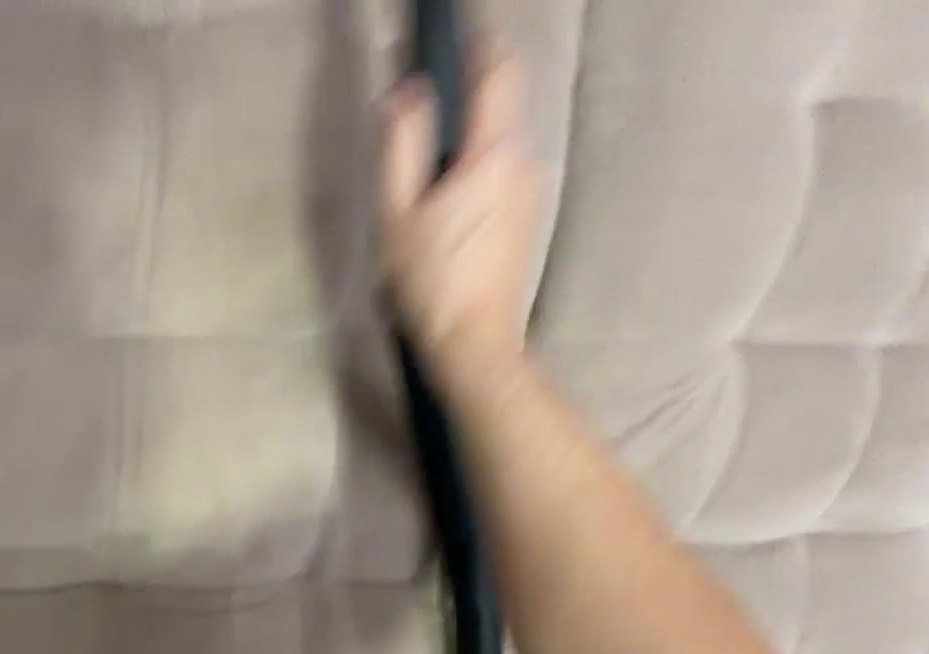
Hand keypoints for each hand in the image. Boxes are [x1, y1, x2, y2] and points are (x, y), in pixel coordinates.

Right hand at [381, 48, 541, 376]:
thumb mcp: (397, 213)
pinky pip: (501, 173)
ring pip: (497, 143)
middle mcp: (524, 161)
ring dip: (465, 141)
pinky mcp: (526, 218)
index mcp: (493, 152)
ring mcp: (531, 191)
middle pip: (498, 106)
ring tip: (422, 170)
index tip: (452, 37)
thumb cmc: (429, 280)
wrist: (473, 343)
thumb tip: (405, 94)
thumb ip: (400, 146)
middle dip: (463, 98)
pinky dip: (474, 169)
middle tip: (418, 112)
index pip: (497, 72)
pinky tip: (443, 204)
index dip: (477, 45)